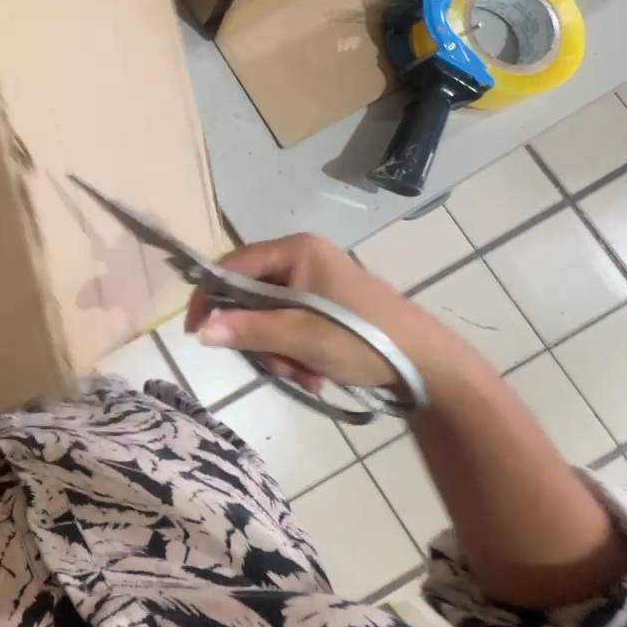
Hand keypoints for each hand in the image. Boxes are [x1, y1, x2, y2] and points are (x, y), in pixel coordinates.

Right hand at [184, 234, 493, 401]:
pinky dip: (293, 354)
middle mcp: (301, 259)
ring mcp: (313, 283)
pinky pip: (287, 327)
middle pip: (248, 296)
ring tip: (303, 375)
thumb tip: (199, 331)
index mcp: (295, 250)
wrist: (429, 366)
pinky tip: (313, 375)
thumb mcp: (300, 336)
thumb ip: (248, 330)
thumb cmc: (363, 340)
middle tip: (276, 365)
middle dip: (257, 337)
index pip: (232, 266)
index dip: (210, 298)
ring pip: (266, 318)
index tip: (197, 332)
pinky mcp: (324, 307)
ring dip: (277, 352)